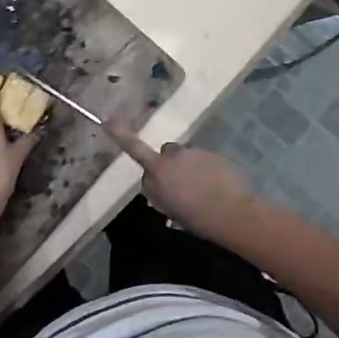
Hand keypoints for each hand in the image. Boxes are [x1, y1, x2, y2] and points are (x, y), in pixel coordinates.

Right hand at [105, 121, 257, 235]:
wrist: (232, 213)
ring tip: (203, 188)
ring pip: (185, 157)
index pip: (134, 149)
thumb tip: (162, 187)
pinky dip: (207, 169)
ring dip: (189, 167)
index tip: (107, 118)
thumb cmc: (197, 219)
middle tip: (181, 186)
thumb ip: (161, 194)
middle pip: (164, 154)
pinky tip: (216, 185)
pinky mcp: (211, 152)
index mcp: (157, 173)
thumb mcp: (170, 210)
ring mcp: (193, 152)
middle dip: (169, 164)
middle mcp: (172, 157)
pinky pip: (204, 159)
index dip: (120, 133)